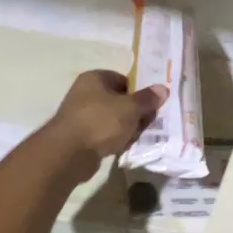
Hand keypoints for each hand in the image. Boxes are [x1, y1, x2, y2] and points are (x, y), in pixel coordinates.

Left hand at [46, 70, 167, 159]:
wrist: (69, 153)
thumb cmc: (101, 121)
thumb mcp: (130, 108)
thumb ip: (147, 99)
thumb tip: (163, 89)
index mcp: (94, 79)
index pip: (123, 80)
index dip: (139, 92)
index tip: (151, 105)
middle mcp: (85, 93)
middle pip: (119, 100)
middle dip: (135, 113)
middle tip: (147, 123)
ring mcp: (81, 115)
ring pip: (113, 119)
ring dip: (126, 128)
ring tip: (136, 137)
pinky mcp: (80, 136)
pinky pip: (104, 134)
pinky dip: (114, 139)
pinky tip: (122, 147)